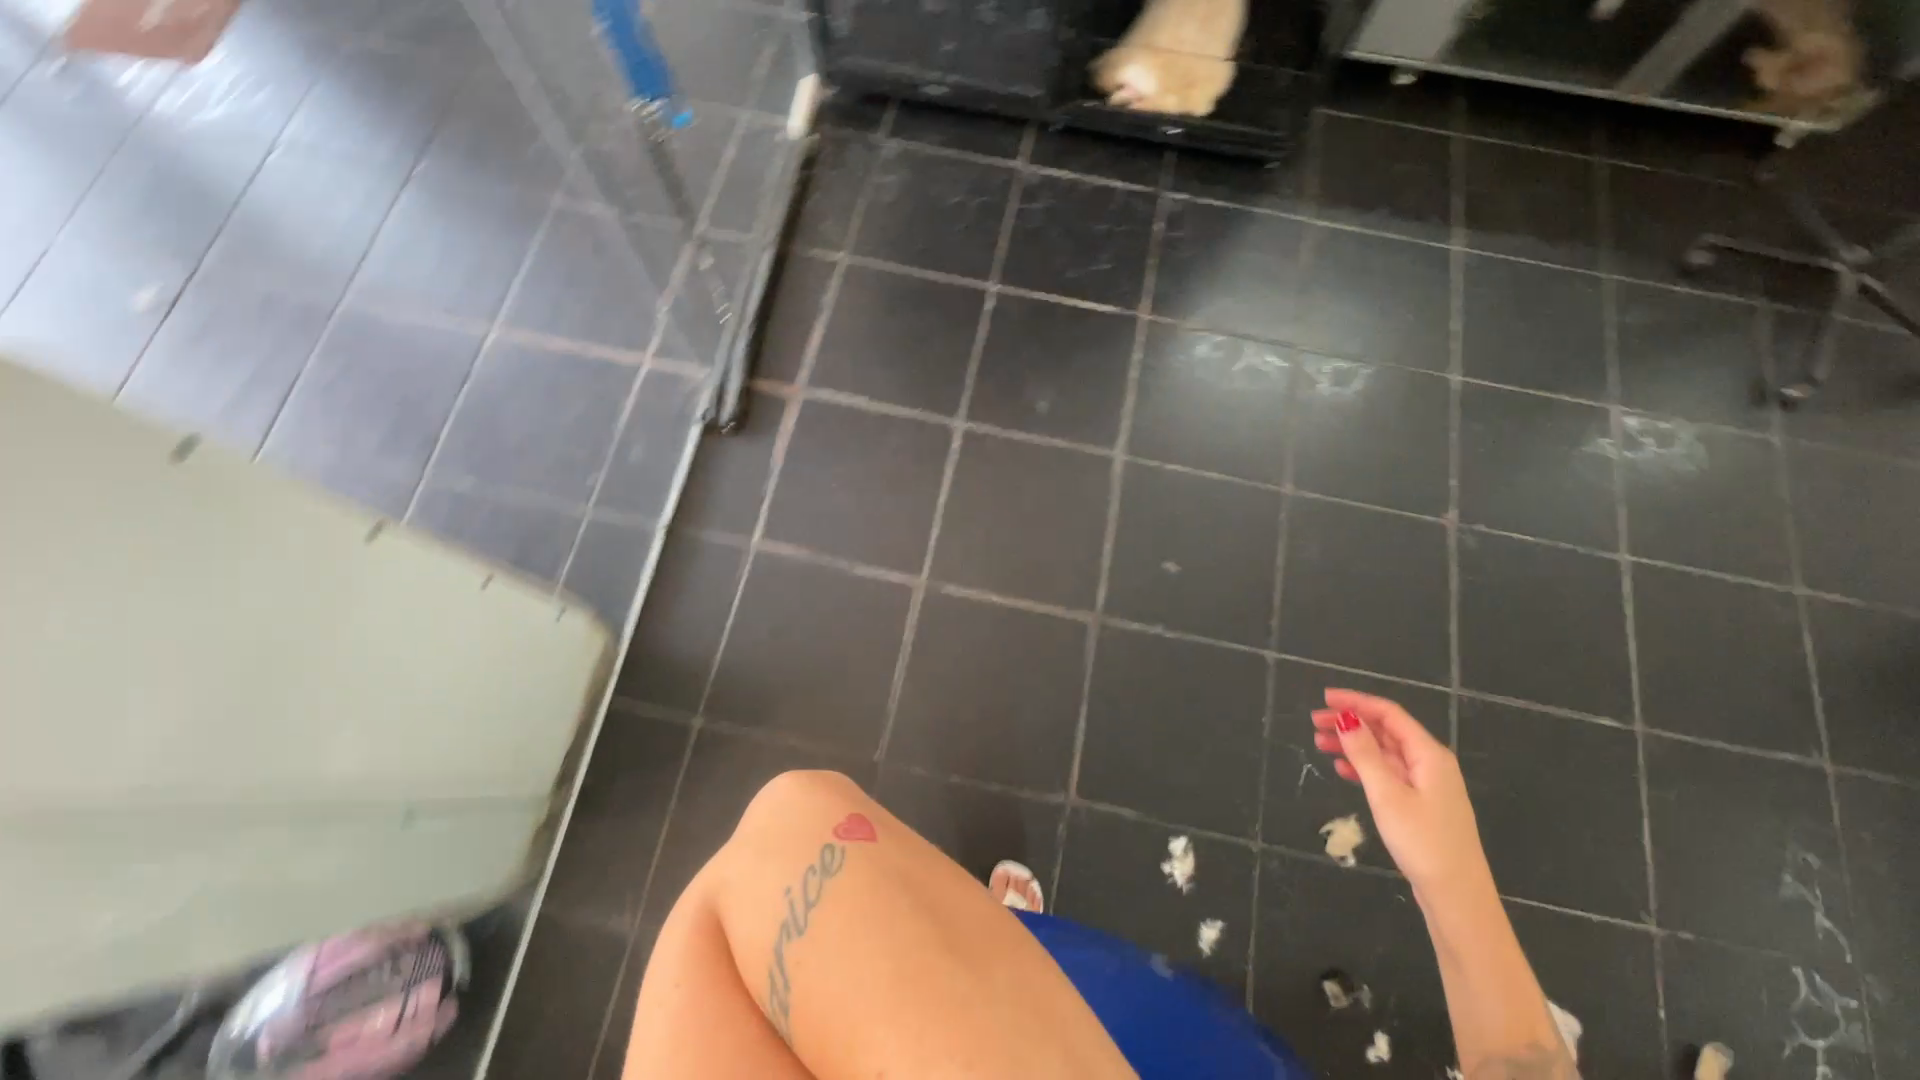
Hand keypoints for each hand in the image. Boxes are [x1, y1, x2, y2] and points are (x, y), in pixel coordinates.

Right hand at [1311, 690, 1493, 902]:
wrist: (1456, 894)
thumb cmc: (1422, 841)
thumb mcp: (1387, 794)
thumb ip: (1365, 754)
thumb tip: (1346, 719)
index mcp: (1428, 754)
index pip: (1389, 714)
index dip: (1356, 702)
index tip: (1324, 698)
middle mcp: (1430, 763)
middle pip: (1387, 731)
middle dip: (1351, 722)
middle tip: (1313, 722)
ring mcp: (1427, 785)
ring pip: (1385, 753)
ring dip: (1353, 744)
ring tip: (1319, 743)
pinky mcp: (1421, 805)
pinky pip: (1388, 773)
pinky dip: (1364, 766)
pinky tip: (1343, 769)